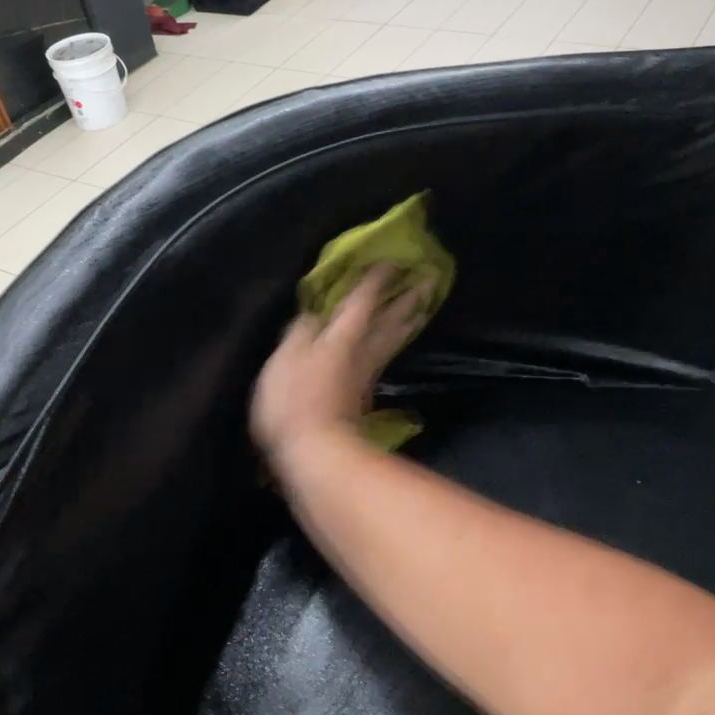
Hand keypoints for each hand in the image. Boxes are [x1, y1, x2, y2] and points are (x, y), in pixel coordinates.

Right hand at [252, 263, 430, 459]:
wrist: (317, 457)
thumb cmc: (295, 404)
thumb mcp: (285, 360)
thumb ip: (301, 332)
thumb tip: (316, 314)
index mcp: (342, 338)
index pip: (362, 301)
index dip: (376, 279)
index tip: (394, 258)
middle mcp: (360, 354)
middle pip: (388, 321)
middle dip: (406, 298)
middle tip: (429, 279)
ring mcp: (365, 378)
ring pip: (391, 342)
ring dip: (406, 322)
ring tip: (422, 308)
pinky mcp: (362, 399)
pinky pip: (383, 360)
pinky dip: (393, 346)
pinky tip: (392, 348)